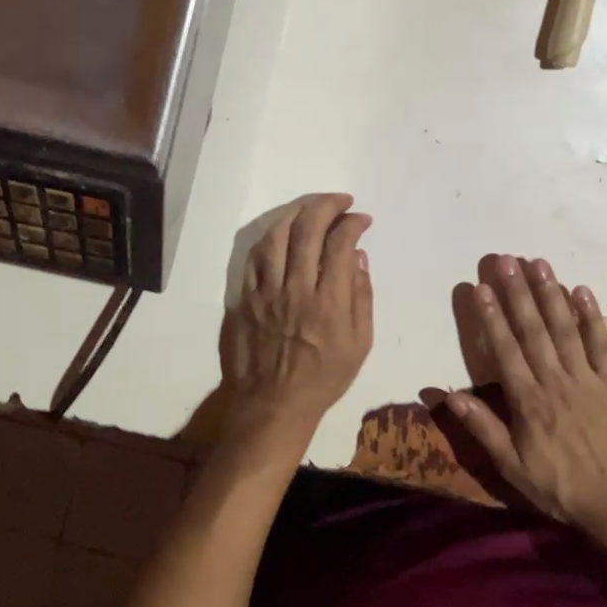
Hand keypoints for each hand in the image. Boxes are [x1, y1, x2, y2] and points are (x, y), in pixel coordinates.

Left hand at [219, 194, 373, 444]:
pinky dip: (271, 235)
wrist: (273, 405)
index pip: (340, 243)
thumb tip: (357, 256)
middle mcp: (296, 289)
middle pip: (307, 229)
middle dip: (327, 205)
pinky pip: (255, 255)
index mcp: (329, 302)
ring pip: (277, 235)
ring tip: (312, 207)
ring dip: (296, 212)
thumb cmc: (324, 378)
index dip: (352, 223)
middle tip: (340, 201)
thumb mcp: (359, 344)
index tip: (361, 219)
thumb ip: (361, 296)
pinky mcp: (245, 297)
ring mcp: (266, 291)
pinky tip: (283, 231)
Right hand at [445, 255, 606, 529]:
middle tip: (505, 260)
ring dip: (550, 294)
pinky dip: (592, 316)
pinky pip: (602, 344)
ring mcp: (587, 379)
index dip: (492, 317)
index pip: (505, 350)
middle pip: (533, 330)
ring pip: (565, 328)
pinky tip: (581, 290)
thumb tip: (448, 394)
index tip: (481, 287)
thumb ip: (482, 427)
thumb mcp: (512, 466)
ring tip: (538, 263)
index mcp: (528, 400)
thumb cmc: (559, 486)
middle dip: (517, 292)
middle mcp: (555, 381)